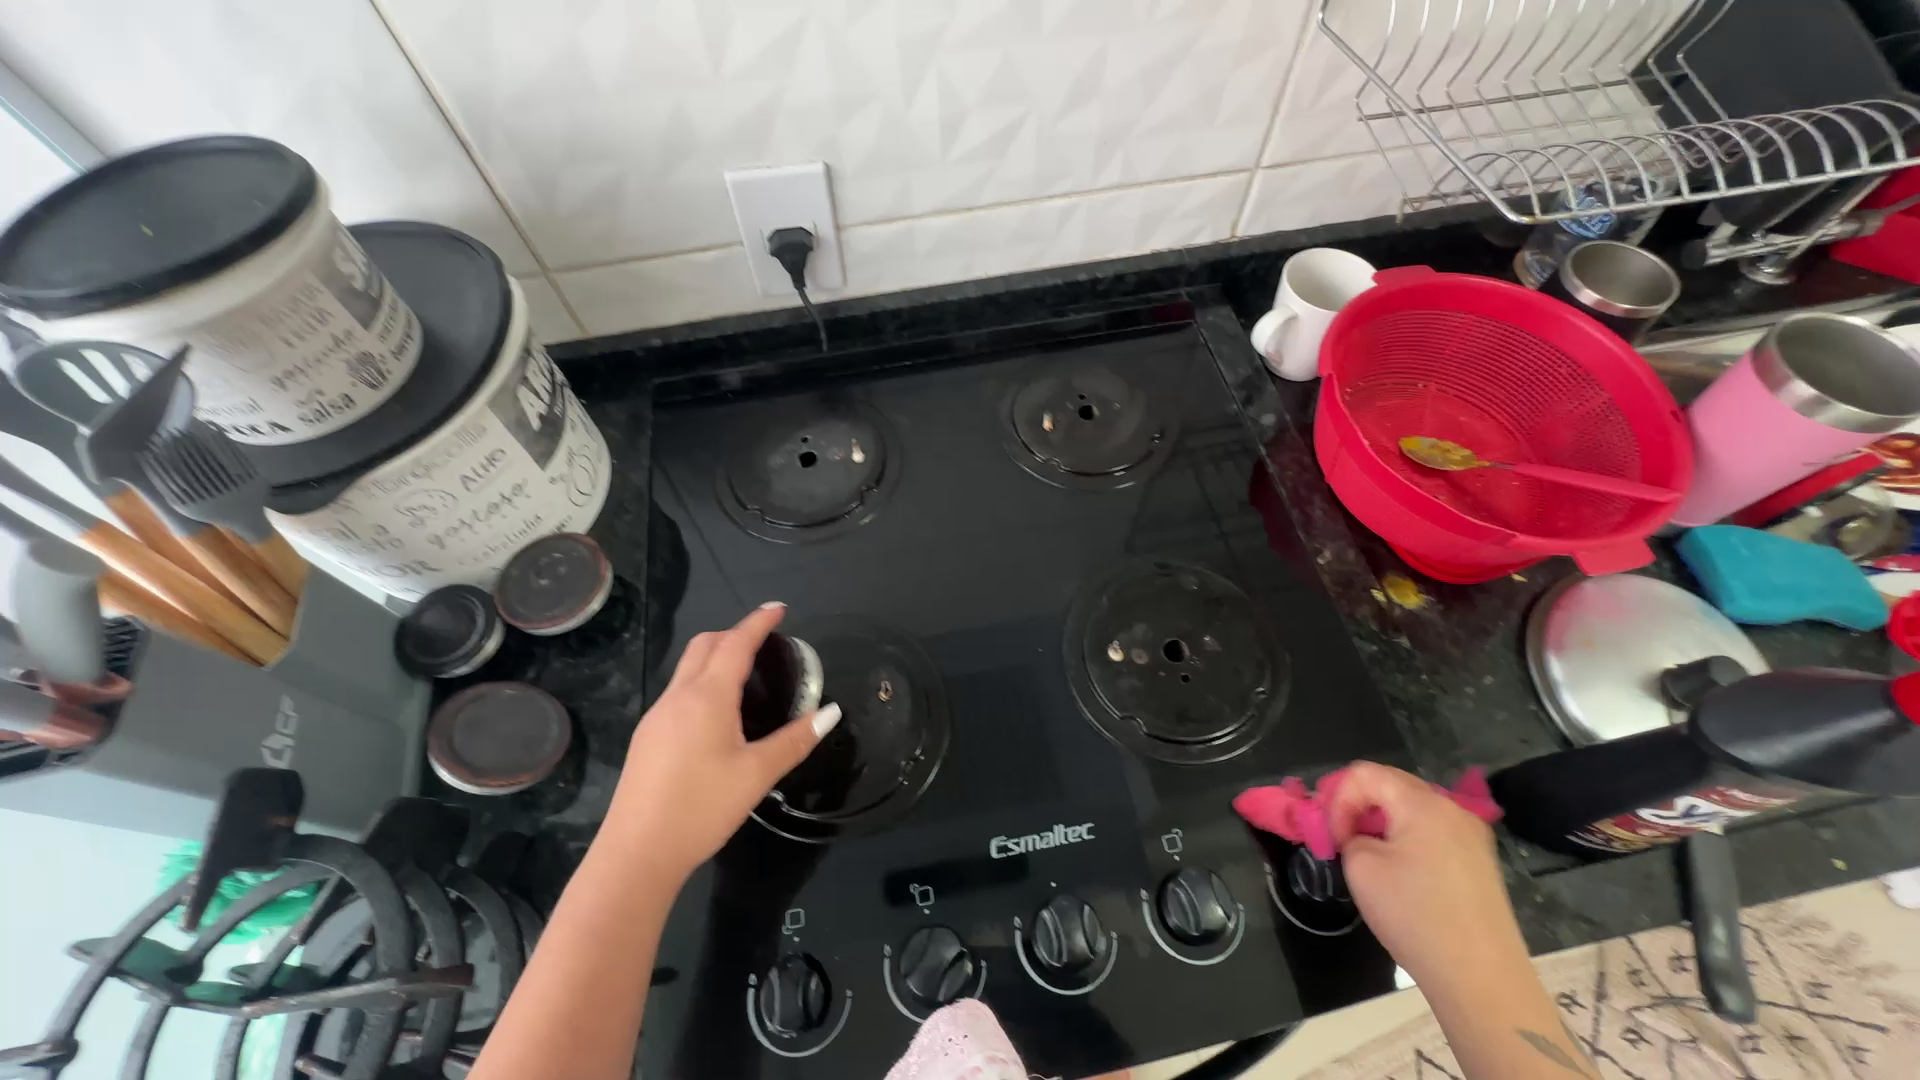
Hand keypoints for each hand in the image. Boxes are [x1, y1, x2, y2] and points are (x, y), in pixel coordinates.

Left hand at [605, 602, 841, 882]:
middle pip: (704, 646)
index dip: (758, 622)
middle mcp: (678, 697)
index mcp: (708, 697)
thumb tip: (830, 712)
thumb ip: (795, 740)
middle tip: (763, 640)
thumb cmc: (703, 807)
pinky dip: (701, 682)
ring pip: (687, 669)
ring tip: (744, 672)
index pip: (736, 644)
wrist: (638, 852)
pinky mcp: (647, 738)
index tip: (778, 608)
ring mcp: (657, 717)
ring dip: (715, 656)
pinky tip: (717, 713)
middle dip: (733, 633)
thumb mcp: (758, 774)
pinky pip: (678, 692)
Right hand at [1326, 762, 1527, 989]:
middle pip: (1392, 784)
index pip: (1365, 773)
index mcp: (1424, 804)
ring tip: (1368, 857)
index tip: (1334, 837)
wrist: (1481, 977)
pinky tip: (1401, 873)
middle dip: (1359, 806)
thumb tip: (1361, 837)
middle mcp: (1453, 809)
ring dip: (1382, 823)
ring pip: (1412, 809)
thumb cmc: (1415, 917)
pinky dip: (1407, 839)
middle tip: (1341, 840)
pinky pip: (1433, 832)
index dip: (1338, 799)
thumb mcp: (1360, 869)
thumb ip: (1350, 837)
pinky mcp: (1480, 861)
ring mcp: (1472, 836)